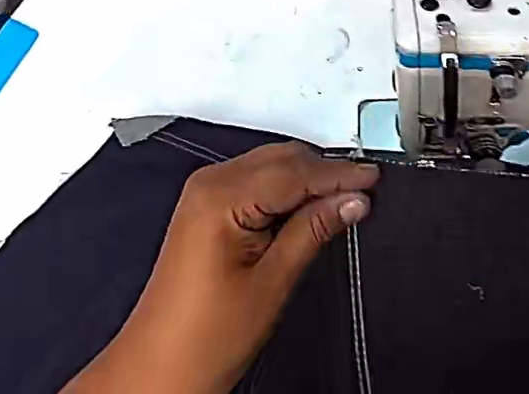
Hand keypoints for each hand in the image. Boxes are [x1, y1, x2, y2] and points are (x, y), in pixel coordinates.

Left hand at [64, 142, 378, 393]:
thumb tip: (351, 200)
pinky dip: (288, 185)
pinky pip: (258, 176)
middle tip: (363, 191)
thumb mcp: (270, 284)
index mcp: (220, 197)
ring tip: (343, 198)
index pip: (294, 172)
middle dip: (325, 172)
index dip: (338, 175)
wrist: (156, 371)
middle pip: (283, 158)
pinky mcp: (208, 202)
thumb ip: (312, 231)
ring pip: (273, 163)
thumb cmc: (202, 339)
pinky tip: (308, 204)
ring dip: (307, 177)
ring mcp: (206, 190)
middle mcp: (210, 183)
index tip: (372, 178)